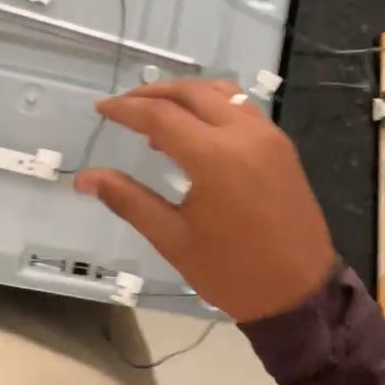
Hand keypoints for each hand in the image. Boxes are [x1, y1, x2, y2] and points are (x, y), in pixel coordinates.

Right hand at [73, 80, 335, 322]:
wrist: (300, 293)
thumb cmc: (232, 272)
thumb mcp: (173, 239)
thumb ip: (128, 199)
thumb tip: (84, 178)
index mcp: (214, 157)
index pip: (160, 115)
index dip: (126, 108)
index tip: (101, 108)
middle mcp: (244, 133)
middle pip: (191, 92)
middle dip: (153, 93)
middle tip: (123, 105)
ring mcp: (268, 135)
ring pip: (220, 92)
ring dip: (185, 93)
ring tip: (156, 113)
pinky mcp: (282, 144)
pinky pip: (242, 107)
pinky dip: (213, 104)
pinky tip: (196, 128)